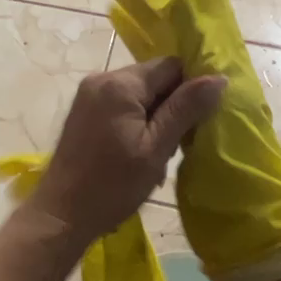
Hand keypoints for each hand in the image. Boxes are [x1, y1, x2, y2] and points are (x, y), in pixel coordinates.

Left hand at [27, 57, 223, 242]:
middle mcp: (103, 77)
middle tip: (178, 144)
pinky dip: (137, 121)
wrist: (62, 215)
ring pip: (139, 92)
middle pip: (154, 78)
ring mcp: (90, 92)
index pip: (171, 66)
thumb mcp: (156, 148)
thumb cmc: (113, 185)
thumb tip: (218, 78)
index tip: (199, 119)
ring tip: (158, 153)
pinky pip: (122, 103)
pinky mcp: (84, 109)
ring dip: (155, 116)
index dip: (191, 88)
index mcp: (121, 84)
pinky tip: (140, 152)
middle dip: (172, 105)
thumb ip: (186, 109)